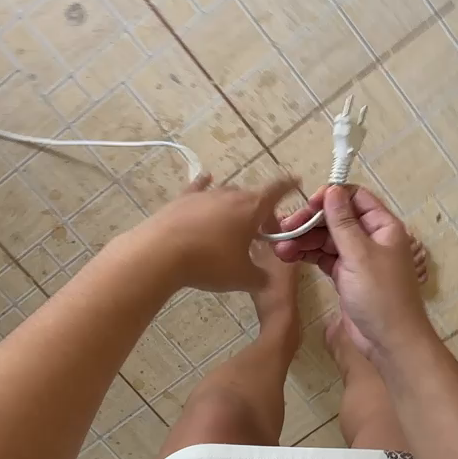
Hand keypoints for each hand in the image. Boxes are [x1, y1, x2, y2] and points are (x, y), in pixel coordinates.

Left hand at [127, 174, 297, 292]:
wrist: (160, 253)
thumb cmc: (209, 263)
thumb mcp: (242, 277)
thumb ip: (260, 277)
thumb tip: (267, 279)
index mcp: (251, 208)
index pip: (277, 191)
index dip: (288, 186)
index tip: (296, 180)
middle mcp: (230, 194)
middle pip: (252, 196)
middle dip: (260, 209)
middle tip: (262, 230)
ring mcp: (204, 194)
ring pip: (227, 193)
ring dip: (235, 204)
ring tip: (236, 221)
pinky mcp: (182, 199)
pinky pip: (199, 188)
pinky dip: (206, 184)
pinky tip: (207, 179)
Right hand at [272, 185, 432, 355]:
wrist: (390, 342)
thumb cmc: (380, 296)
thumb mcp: (360, 255)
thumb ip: (343, 222)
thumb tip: (332, 190)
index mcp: (383, 227)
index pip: (355, 198)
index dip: (331, 197)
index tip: (307, 205)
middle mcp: (371, 238)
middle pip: (337, 218)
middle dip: (310, 221)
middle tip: (284, 228)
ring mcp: (358, 258)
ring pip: (327, 239)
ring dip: (304, 240)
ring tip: (280, 248)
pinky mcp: (346, 275)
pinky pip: (324, 257)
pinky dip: (307, 255)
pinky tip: (288, 256)